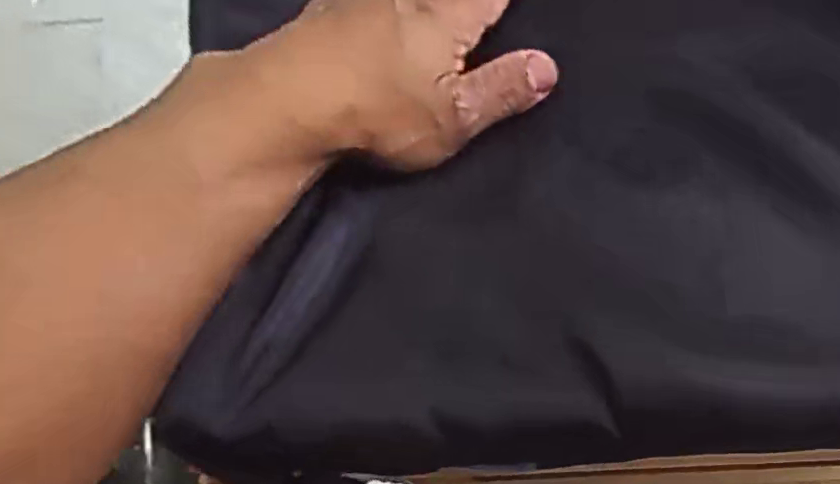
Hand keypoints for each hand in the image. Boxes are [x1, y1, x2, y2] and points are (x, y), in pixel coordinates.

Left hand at [250, 0, 558, 169]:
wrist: (291, 101)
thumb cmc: (385, 113)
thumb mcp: (457, 116)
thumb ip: (502, 89)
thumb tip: (548, 65)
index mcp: (444, 18)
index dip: (506, 2)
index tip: (518, 11)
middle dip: (475, 3)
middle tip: (490, 11)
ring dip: (433, 6)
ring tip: (455, 13)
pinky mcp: (335, 8)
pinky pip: (377, 2)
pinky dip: (394, 9)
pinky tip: (392, 18)